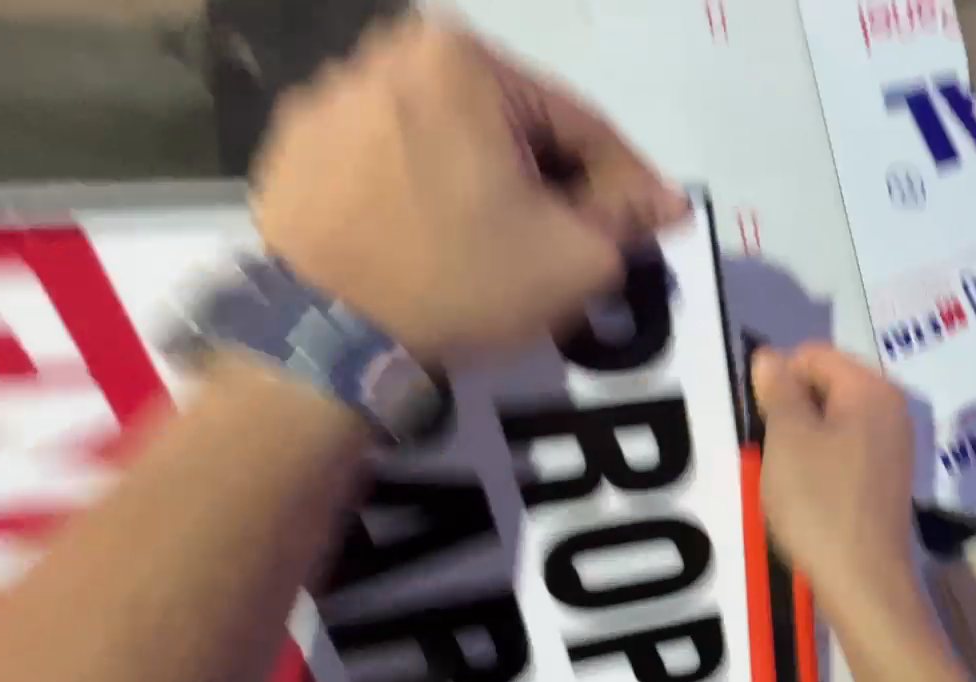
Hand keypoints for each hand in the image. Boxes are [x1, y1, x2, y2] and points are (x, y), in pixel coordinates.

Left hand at [251, 15, 687, 356]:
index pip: (584, 126)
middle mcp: (393, 55)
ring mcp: (336, 97)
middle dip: (566, 187)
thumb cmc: (467, 279)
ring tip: (527, 249)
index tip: (663, 222)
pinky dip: (446, 197)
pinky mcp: (303, 144)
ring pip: (463, 146)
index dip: (634, 183)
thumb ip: (631, 219)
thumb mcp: (578, 257)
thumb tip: (671, 203)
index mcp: (464, 62)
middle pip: (521, 131)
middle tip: (595, 241)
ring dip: (507, 190)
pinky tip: (461, 245)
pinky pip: (406, 164)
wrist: (327, 332)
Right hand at [753, 346, 920, 618]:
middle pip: (826, 386)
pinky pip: (845, 452)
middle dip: (791, 410)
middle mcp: (892, 411)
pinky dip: (821, 463)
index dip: (778, 378)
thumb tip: (771, 358)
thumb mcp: (788, 438)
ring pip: (832, 422)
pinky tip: (808, 493)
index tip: (762, 421)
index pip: (814, 355)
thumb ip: (779, 389)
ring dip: (802, 440)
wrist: (864, 580)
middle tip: (772, 450)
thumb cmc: (821, 503)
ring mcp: (894, 447)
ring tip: (787, 476)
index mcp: (873, 390)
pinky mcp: (887, 480)